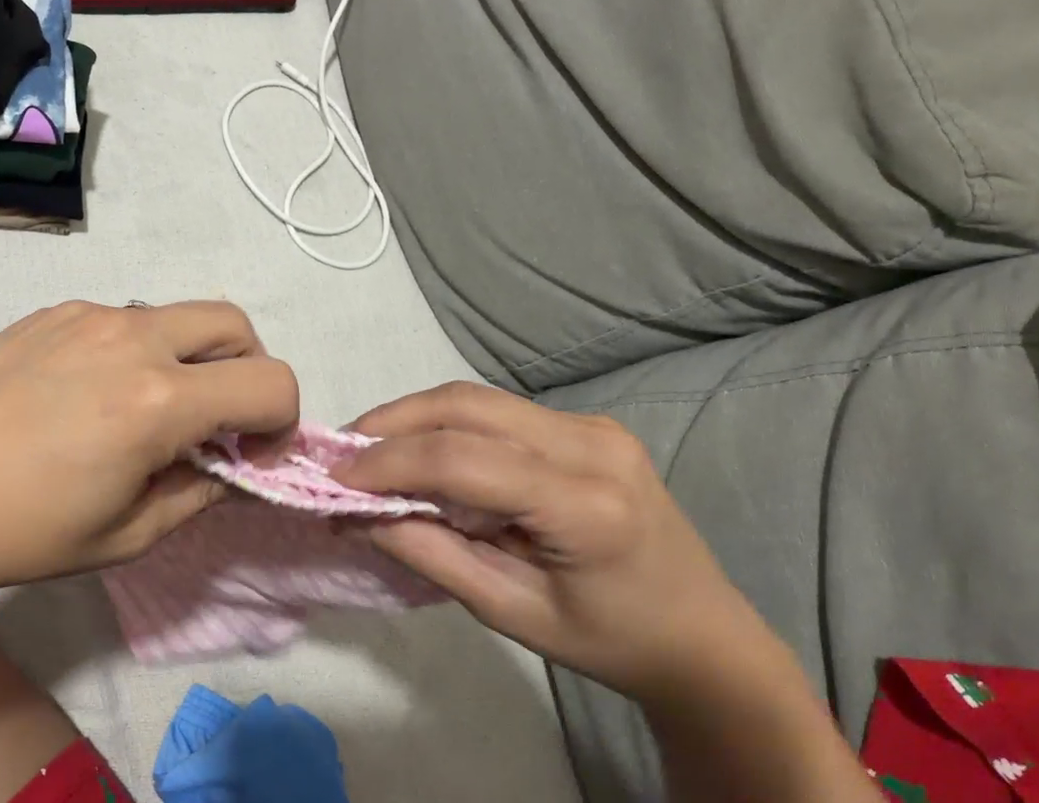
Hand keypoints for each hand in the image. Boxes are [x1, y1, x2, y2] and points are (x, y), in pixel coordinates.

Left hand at [0, 300, 298, 598]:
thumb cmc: (21, 531)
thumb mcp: (128, 534)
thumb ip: (200, 490)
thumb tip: (235, 465)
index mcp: (159, 400)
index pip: (270, 382)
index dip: (281, 422)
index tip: (250, 455)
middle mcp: (131, 337)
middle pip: (233, 325)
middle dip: (247, 371)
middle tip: (216, 422)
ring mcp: (85, 315)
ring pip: (173, 317)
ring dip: (187, 357)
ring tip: (143, 411)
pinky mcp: (49, 312)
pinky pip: (119, 319)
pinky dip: (134, 350)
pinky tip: (87, 396)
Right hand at [334, 382, 768, 702]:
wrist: (704, 637)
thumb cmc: (608, 640)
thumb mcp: (510, 612)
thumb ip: (430, 555)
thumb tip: (354, 514)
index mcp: (585, 505)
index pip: (463, 459)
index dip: (389, 462)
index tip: (334, 479)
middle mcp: (592, 446)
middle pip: (465, 407)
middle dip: (391, 423)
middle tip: (342, 454)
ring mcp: (594, 427)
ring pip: (476, 399)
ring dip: (413, 418)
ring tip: (370, 451)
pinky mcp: (587, 425)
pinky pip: (497, 411)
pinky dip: (445, 425)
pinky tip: (422, 453)